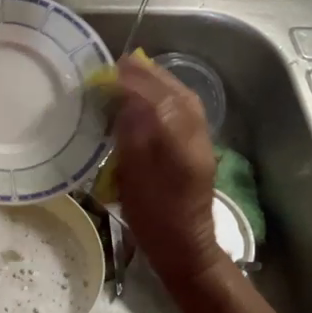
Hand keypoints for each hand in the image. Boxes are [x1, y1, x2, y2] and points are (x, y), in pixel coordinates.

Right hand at [112, 56, 228, 282]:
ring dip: (159, 82)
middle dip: (149, 75)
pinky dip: (166, 95)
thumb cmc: (155, 220)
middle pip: (177, 93)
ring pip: (184, 99)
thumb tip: (124, 103)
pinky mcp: (198, 147)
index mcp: (180, 146)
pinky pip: (185, 110)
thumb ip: (132, 137)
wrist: (186, 249)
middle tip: (119, 64)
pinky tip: (147, 96)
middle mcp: (196, 137)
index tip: (110, 71)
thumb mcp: (134, 180)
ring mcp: (201, 141)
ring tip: (132, 73)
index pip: (160, 100)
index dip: (135, 82)